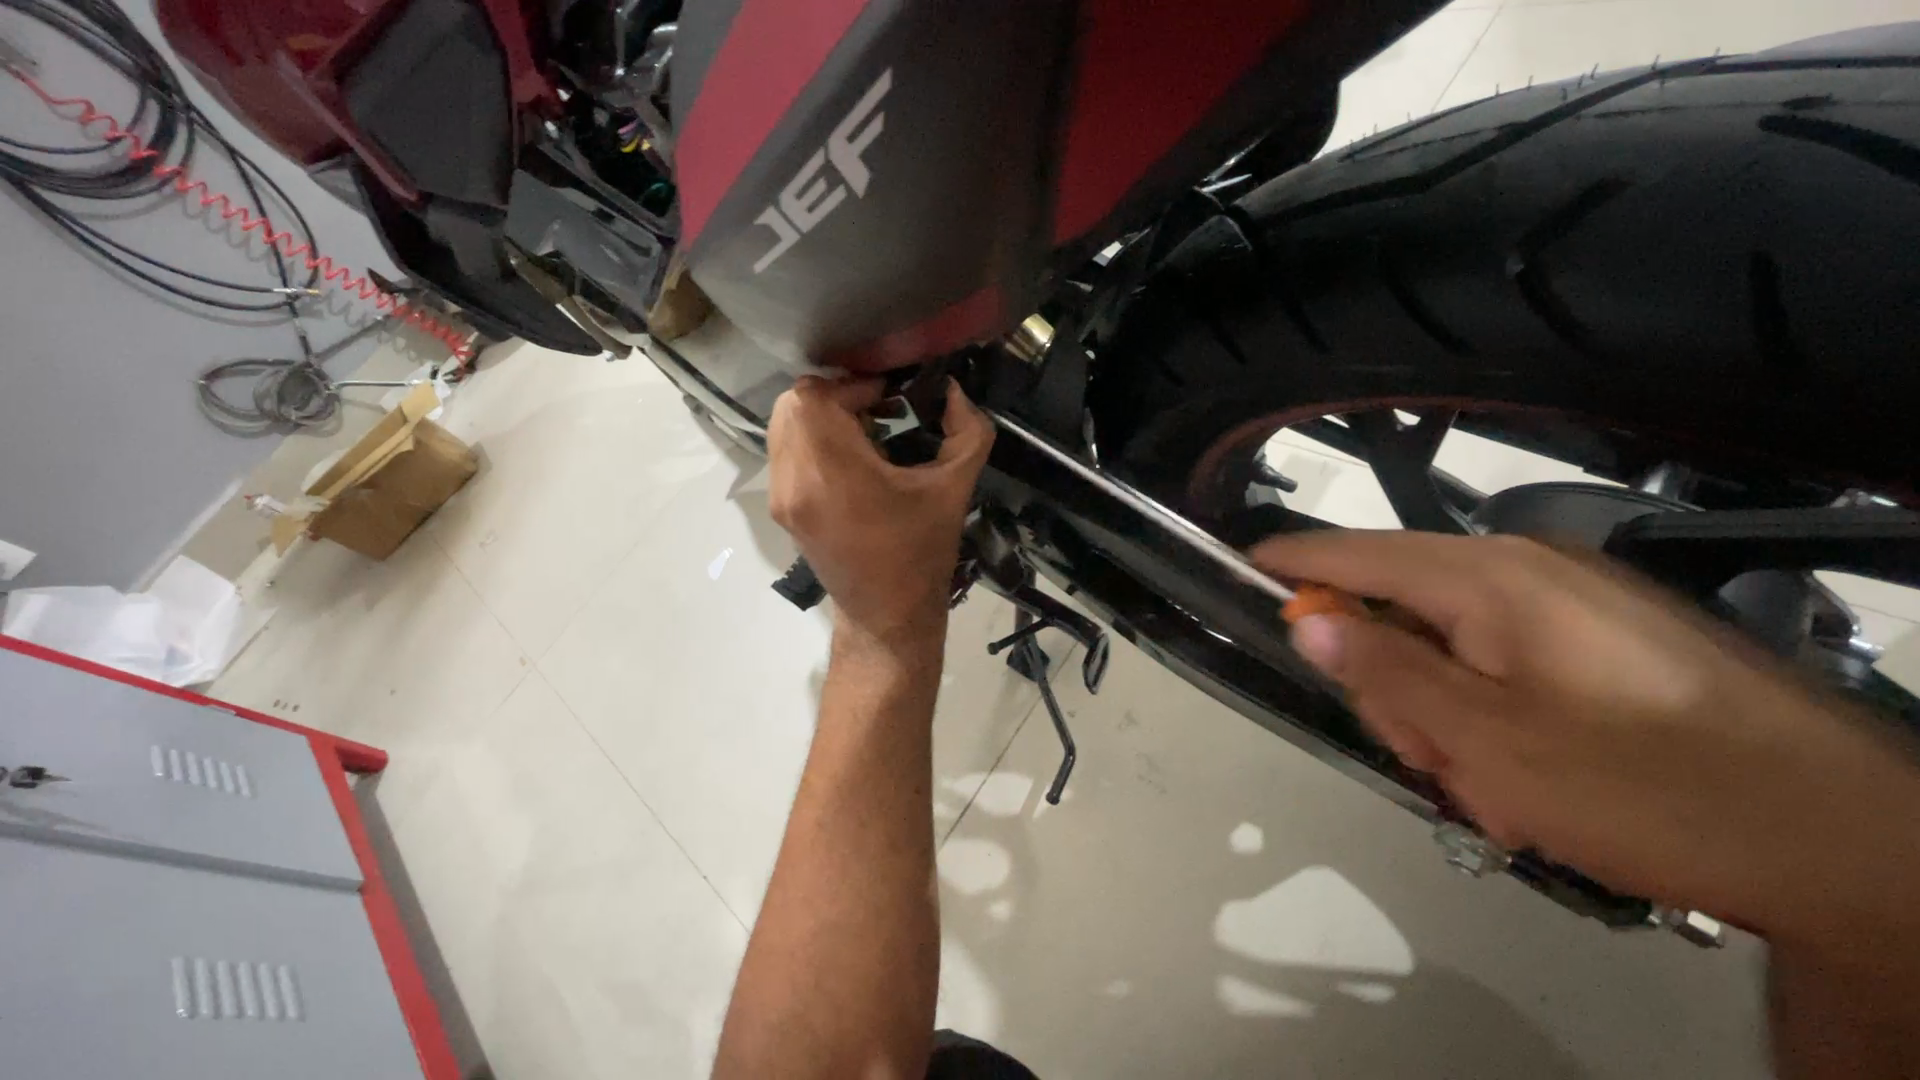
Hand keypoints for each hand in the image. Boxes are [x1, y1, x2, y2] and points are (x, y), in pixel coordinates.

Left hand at [768, 375, 994, 646]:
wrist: (887, 616)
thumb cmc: (921, 552)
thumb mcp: (954, 487)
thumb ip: (966, 430)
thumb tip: (953, 391)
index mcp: (832, 469)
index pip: (816, 395)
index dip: (853, 386)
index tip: (889, 400)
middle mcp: (794, 478)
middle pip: (793, 405)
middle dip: (836, 398)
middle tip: (877, 412)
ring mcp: (781, 496)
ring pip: (785, 427)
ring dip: (822, 419)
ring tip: (865, 436)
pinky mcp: (781, 509)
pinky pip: (786, 453)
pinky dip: (813, 442)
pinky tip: (851, 462)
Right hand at [1250, 530, 1919, 948]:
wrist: (1839, 841)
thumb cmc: (1639, 783)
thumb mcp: (1485, 741)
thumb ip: (1386, 673)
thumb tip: (1310, 618)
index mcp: (1490, 581)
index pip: (1359, 552)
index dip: (1294, 562)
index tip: (1243, 569)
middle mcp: (1530, 573)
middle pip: (1404, 606)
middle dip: (1393, 682)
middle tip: (1428, 757)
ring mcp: (1577, 604)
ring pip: (1454, 644)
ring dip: (1448, 713)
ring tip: (1496, 786)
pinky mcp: (1610, 641)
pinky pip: (1508, 662)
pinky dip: (1494, 714)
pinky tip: (1533, 775)